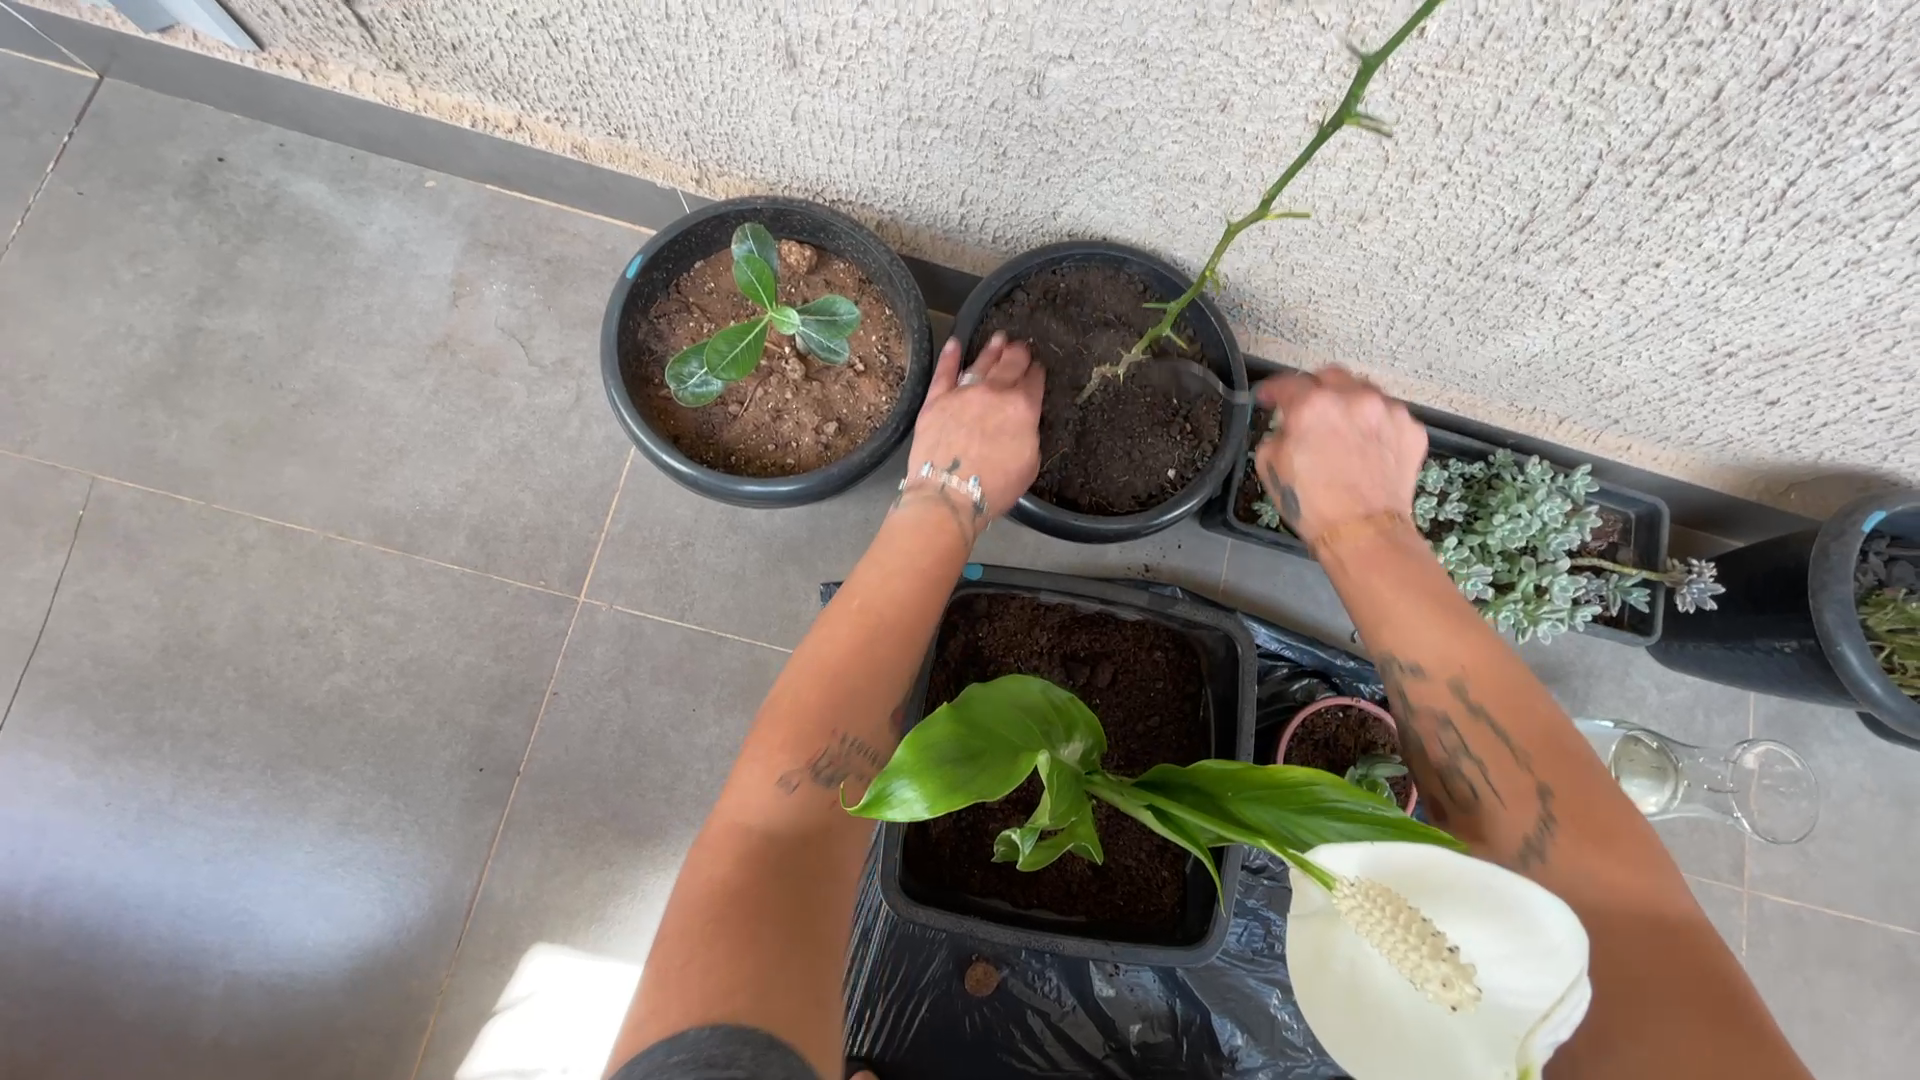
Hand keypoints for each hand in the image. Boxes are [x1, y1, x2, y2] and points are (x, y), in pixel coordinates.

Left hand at [897, 333, 1043, 542]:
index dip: (1037, 373)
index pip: (1034, 382)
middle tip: (1022, 347)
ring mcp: (963, 394)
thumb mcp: (1029, 464)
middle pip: (1010, 366)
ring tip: (999, 338)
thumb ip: (1028, 435)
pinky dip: (950, 357)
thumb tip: (1022, 423)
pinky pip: (944, 373)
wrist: (950, 494)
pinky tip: (954, 344)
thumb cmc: (994, 487)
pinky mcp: (936, 401)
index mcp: (1022, 408)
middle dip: (1018, 354)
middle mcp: (994, 393)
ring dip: (992, 350)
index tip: (1037, 368)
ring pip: (980, 364)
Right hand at [1253, 366, 1426, 546]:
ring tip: (1342, 427)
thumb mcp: (1270, 466)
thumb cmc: (1311, 503)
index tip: (1267, 399)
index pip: (1287, 383)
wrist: (1363, 531)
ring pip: (1363, 391)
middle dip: (1314, 389)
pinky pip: (1387, 415)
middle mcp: (1353, 398)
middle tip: (1307, 409)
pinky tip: (1366, 446)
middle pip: (1330, 376)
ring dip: (1347, 403)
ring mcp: (1388, 411)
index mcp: (1312, 406)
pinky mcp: (1411, 429)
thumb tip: (1289, 428)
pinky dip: (1374, 423)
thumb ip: (1277, 434)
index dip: (1272, 391)